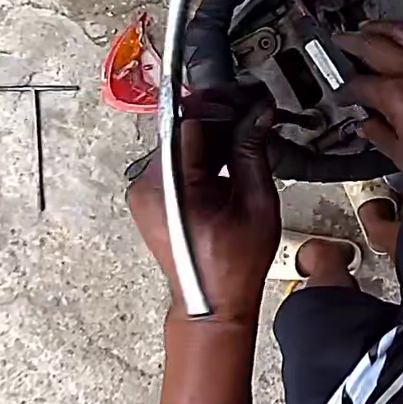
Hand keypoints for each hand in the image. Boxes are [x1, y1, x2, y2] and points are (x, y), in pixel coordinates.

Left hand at [127, 101, 280, 330]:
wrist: (212, 302)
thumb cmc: (233, 265)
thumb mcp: (255, 203)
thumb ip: (252, 151)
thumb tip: (257, 115)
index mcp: (170, 186)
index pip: (190, 121)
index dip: (221, 106)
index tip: (246, 101)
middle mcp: (147, 185)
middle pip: (183, 130)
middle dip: (220, 121)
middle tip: (252, 118)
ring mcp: (145, 192)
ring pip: (181, 144)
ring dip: (213, 139)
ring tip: (245, 141)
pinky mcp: (151, 198)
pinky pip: (177, 162)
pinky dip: (203, 157)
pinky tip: (228, 160)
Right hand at [334, 22, 402, 180]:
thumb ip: (381, 137)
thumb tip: (368, 127)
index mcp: (393, 94)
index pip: (358, 85)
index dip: (345, 89)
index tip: (340, 94)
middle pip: (371, 45)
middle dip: (350, 41)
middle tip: (338, 40)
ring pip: (398, 31)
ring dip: (377, 27)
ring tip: (366, 26)